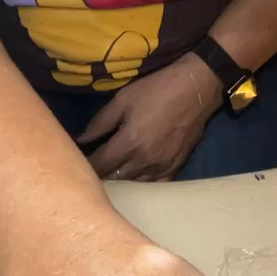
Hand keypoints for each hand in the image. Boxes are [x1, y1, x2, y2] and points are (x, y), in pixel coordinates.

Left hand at [80, 54, 220, 181]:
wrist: (196, 89)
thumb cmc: (157, 90)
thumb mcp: (123, 99)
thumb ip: (100, 122)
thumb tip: (81, 140)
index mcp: (129, 143)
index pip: (100, 165)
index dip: (87, 166)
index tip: (80, 164)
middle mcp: (144, 161)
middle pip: (116, 180)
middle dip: (102, 177)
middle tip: (92, 172)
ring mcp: (161, 168)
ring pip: (134, 186)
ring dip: (121, 183)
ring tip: (112, 178)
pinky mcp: (175, 169)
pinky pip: (155, 186)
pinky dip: (143, 186)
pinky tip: (136, 181)